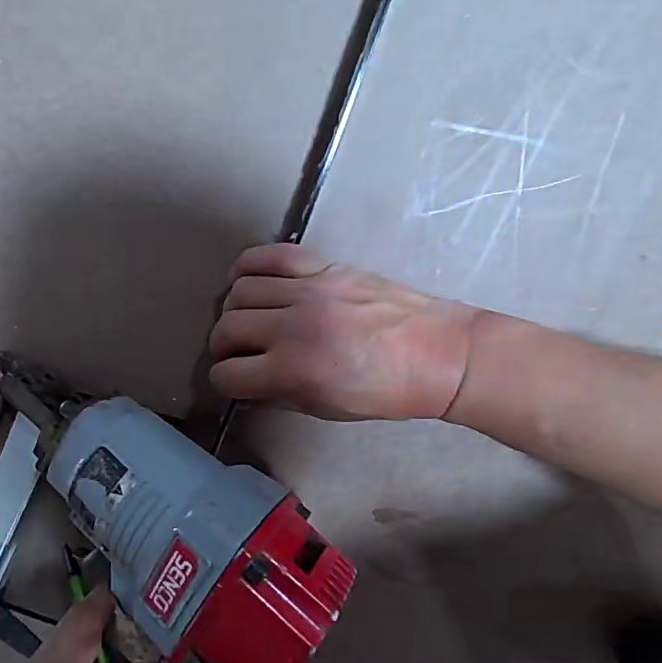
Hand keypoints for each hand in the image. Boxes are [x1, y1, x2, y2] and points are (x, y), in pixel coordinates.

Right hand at [208, 243, 478, 420]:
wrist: (437, 354)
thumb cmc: (384, 392)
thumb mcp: (325, 408)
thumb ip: (278, 394)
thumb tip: (245, 382)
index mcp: (294, 370)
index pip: (228, 373)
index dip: (225, 381)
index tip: (235, 379)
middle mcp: (293, 326)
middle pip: (226, 328)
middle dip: (223, 346)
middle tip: (239, 352)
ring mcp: (309, 290)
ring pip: (240, 290)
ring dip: (234, 309)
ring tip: (247, 318)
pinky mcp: (324, 266)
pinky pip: (271, 254)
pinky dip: (249, 265)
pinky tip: (248, 280)